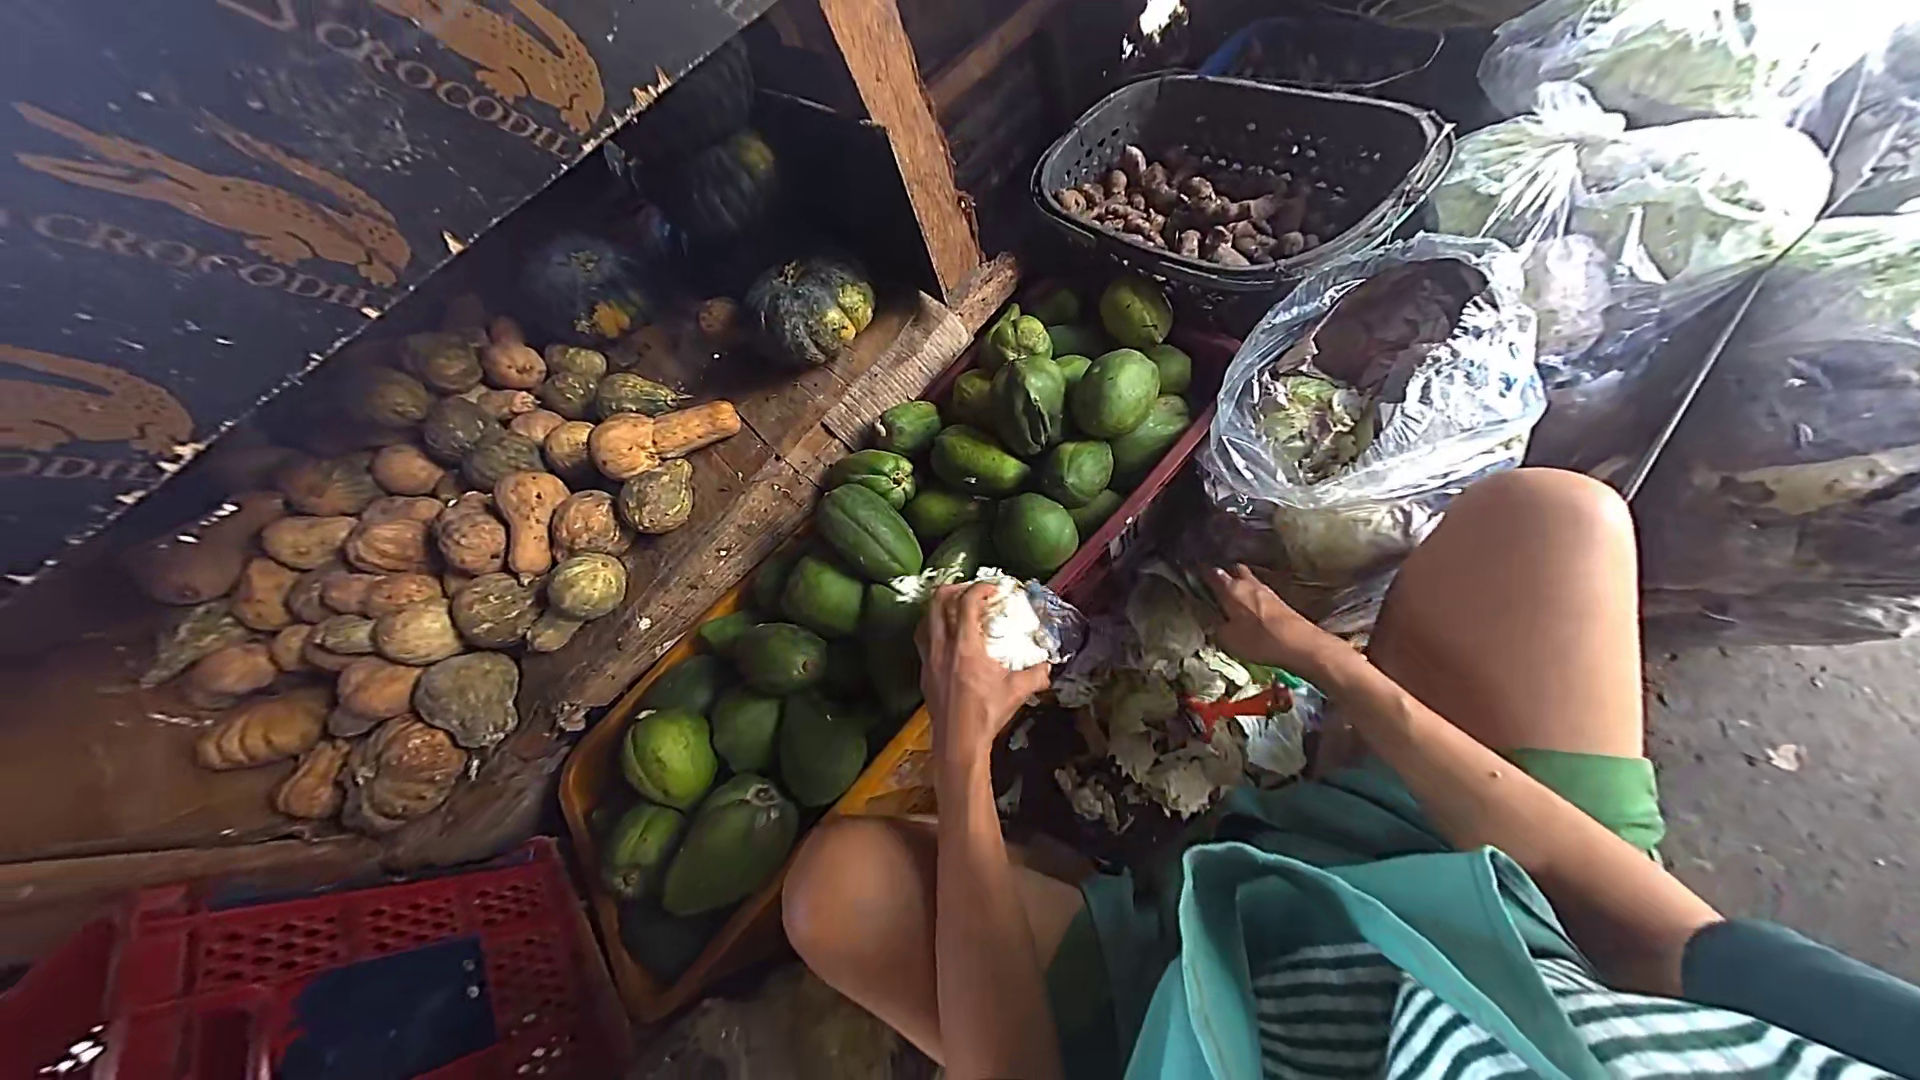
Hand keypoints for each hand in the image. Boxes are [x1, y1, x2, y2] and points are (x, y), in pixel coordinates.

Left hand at [918, 583, 1051, 764]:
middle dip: (954, 589)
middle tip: (971, 591)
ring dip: (939, 607)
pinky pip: (922, 639)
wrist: (958, 742)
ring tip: (954, 608)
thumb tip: (1048, 667)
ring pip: (925, 619)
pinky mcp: (923, 672)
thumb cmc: (985, 715)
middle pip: (937, 602)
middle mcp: (942, 647)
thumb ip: (1036, 675)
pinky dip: (932, 628)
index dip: (979, 588)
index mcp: (964, 646)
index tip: (992, 588)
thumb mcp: (1017, 691)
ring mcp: (928, 658)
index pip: (966, 603)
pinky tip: (944, 636)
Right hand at [1205, 564, 1352, 683]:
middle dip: (1223, 574)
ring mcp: (1265, 590)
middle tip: (1213, 585)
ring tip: (1230, 596)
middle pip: (1232, 570)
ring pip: (1247, 579)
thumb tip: (1210, 620)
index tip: (1191, 575)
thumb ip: (1214, 626)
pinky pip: (1258, 591)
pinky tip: (1248, 606)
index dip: (1200, 573)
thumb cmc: (1258, 639)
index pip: (1210, 573)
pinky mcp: (1278, 601)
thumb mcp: (1227, 638)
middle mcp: (1247, 583)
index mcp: (1230, 589)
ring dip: (1239, 583)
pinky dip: (1251, 594)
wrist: (1300, 644)